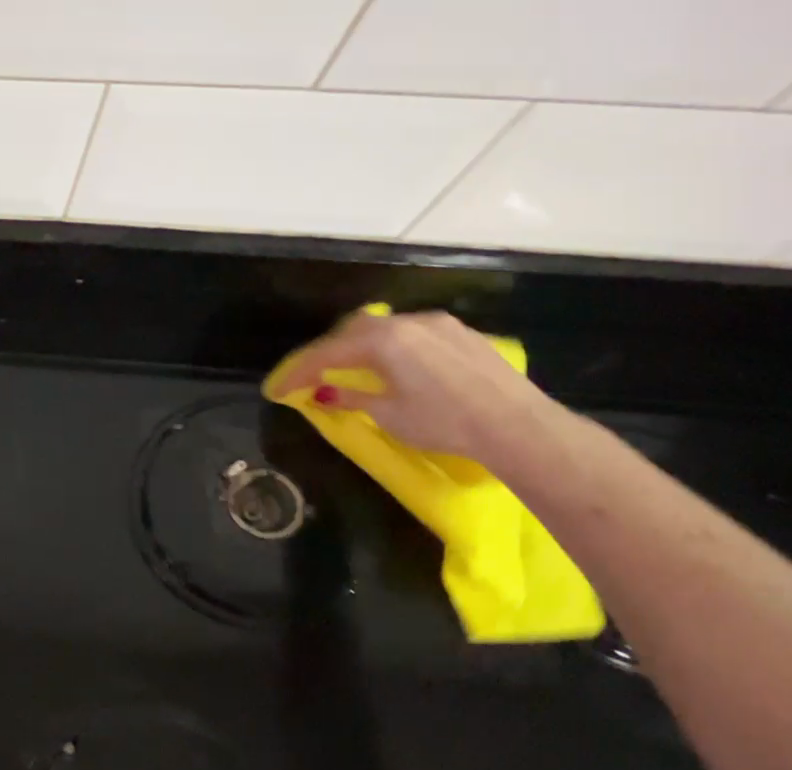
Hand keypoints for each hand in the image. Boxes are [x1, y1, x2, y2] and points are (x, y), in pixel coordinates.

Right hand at [269, 311, 559, 462]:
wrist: (515, 423)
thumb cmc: (442, 421)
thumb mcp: (387, 414)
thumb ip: (352, 397)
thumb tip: (325, 393)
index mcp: (384, 341)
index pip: (327, 354)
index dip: (298, 372)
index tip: (277, 390)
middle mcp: (409, 324)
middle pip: (355, 331)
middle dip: (327, 352)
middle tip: (310, 376)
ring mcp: (440, 326)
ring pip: (386, 329)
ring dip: (360, 347)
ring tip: (348, 371)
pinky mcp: (463, 336)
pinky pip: (412, 334)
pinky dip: (389, 348)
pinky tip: (391, 368)